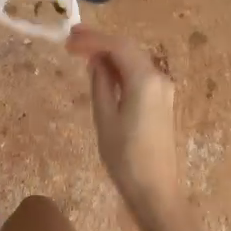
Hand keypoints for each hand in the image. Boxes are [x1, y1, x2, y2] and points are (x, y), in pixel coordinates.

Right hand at [66, 26, 182, 216]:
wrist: (155, 191)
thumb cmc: (125, 157)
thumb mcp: (105, 119)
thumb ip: (101, 85)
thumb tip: (96, 62)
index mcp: (145, 80)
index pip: (117, 46)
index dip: (92, 39)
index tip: (68, 39)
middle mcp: (159, 79)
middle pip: (128, 49)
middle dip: (100, 42)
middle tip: (71, 40)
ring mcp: (162, 91)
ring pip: (134, 60)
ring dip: (109, 54)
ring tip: (82, 53)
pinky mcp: (161, 102)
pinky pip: (138, 75)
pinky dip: (119, 68)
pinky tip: (102, 72)